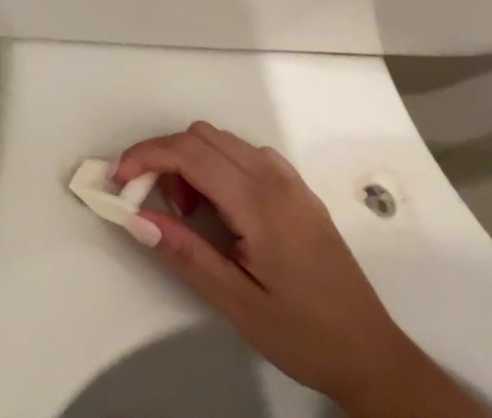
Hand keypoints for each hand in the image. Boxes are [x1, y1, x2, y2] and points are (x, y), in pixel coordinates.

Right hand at [112, 123, 453, 410]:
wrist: (372, 355)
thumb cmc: (304, 334)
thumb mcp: (236, 302)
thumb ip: (185, 254)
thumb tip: (136, 217)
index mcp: (260, 205)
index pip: (190, 153)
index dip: (145, 157)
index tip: (119, 181)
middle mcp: (277, 181)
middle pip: (203, 136)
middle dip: (164, 157)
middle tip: (152, 202)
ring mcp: (292, 184)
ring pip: (224, 141)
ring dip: (191, 160)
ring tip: (187, 211)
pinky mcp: (300, 194)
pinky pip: (247, 156)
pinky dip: (218, 165)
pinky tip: (219, 208)